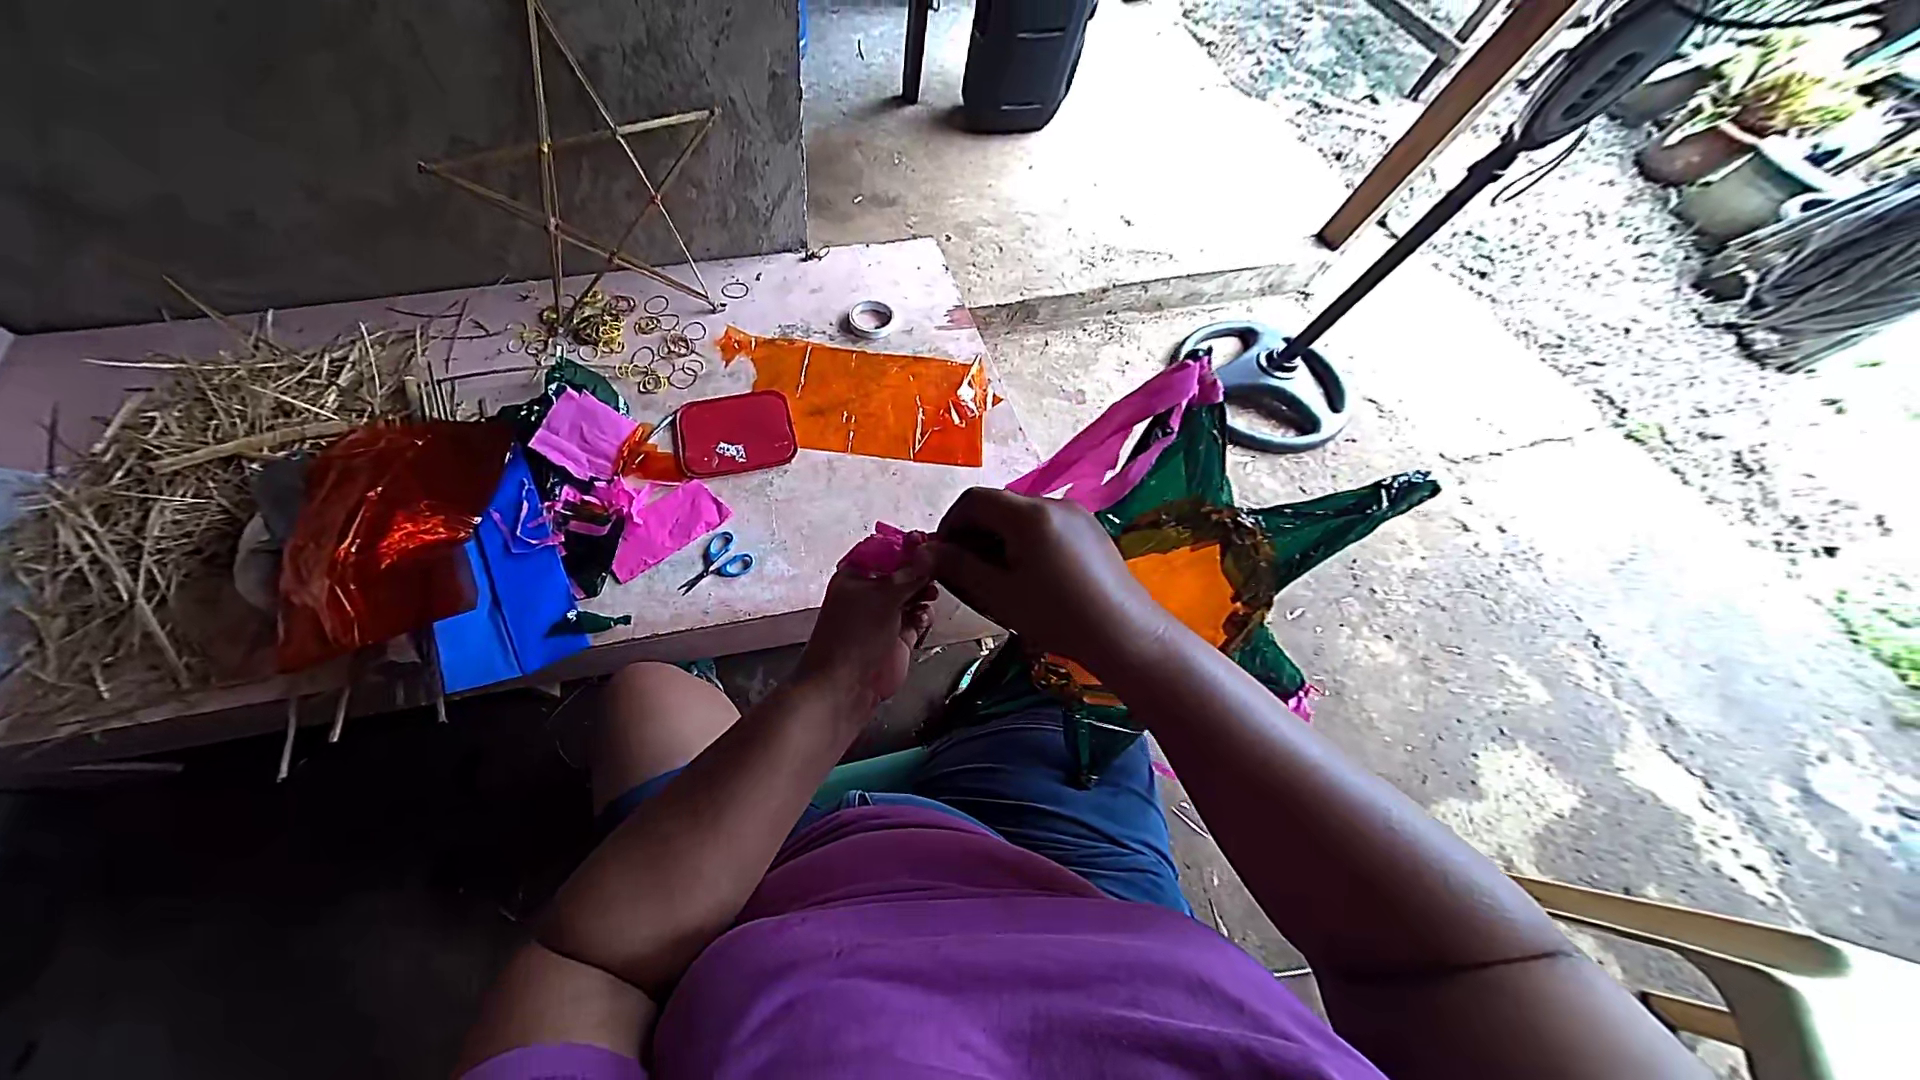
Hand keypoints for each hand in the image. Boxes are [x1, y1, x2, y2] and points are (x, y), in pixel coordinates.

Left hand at [793, 556, 937, 710]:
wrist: (845, 685)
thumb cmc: (852, 636)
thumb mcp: (883, 596)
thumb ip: (910, 573)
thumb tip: (929, 552)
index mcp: (856, 575)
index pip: (884, 549)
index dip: (906, 546)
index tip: (929, 541)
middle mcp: (870, 593)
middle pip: (902, 572)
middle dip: (920, 570)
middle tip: (938, 566)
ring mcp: (884, 615)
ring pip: (913, 594)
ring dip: (924, 592)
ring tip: (929, 594)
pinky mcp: (898, 635)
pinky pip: (918, 617)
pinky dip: (924, 615)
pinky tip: (923, 617)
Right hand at [927, 488, 1174, 676]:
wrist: (1125, 634)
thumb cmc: (1057, 615)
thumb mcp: (998, 594)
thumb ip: (958, 567)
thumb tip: (924, 551)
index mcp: (1028, 514)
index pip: (974, 500)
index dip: (950, 525)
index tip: (944, 557)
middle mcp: (1053, 503)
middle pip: (999, 506)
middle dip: (975, 534)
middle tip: (968, 574)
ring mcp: (1077, 515)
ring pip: (1022, 517)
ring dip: (1000, 540)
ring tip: (1000, 580)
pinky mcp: (1091, 531)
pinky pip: (1047, 527)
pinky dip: (1027, 543)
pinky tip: (1032, 578)